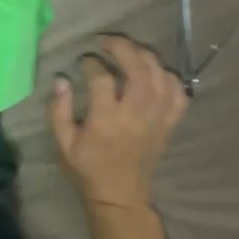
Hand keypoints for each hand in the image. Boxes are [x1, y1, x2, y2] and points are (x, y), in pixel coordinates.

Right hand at [50, 35, 189, 213]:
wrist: (120, 198)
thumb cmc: (87, 169)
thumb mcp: (63, 143)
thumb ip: (59, 110)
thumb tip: (61, 80)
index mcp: (107, 121)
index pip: (103, 78)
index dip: (92, 63)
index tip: (84, 60)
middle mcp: (136, 116)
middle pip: (138, 70)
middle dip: (122, 47)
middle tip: (107, 41)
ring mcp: (157, 121)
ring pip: (160, 78)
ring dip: (146, 57)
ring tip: (129, 49)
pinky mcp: (169, 126)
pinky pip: (179, 96)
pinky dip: (170, 79)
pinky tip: (155, 71)